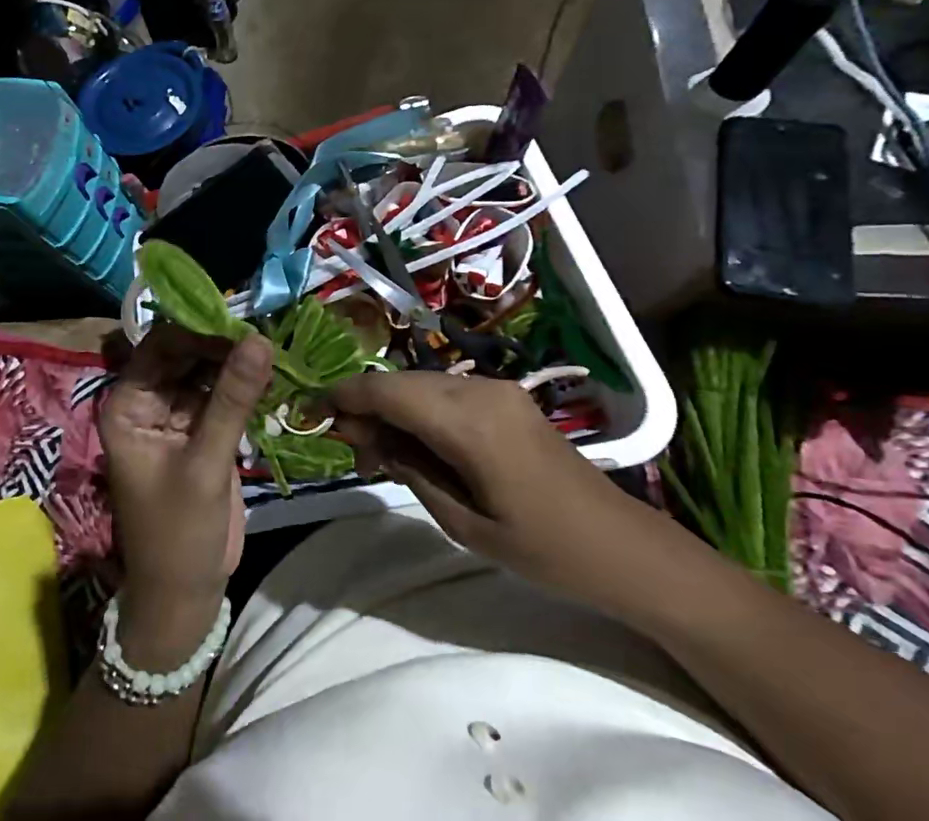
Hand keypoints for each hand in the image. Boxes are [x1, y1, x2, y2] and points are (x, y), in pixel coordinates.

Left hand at [99, 324, 271, 644]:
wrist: (187, 590)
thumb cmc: (180, 532)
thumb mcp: (205, 463)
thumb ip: (232, 400)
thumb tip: (259, 339)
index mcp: (129, 405)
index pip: (162, 346)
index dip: (200, 329)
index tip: (246, 321)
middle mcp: (149, 403)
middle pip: (187, 354)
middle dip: (224, 342)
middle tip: (270, 330)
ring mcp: (179, 416)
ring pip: (209, 372)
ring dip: (239, 361)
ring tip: (279, 346)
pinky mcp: (204, 431)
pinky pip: (225, 395)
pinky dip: (248, 386)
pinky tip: (276, 374)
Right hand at [331, 371, 658, 600]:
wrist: (617, 544)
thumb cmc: (540, 548)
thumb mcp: (461, 520)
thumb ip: (407, 466)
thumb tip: (362, 435)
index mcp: (468, 421)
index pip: (386, 391)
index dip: (343, 397)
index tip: (311, 415)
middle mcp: (480, 389)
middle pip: (401, 381)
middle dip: (365, 406)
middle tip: (348, 450)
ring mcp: (497, 389)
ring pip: (421, 383)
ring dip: (392, 408)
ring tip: (380, 457)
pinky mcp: (506, 398)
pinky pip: (446, 391)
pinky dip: (419, 410)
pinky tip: (415, 446)